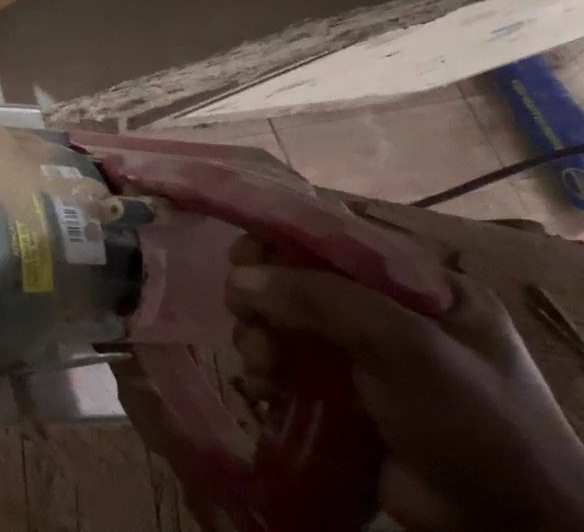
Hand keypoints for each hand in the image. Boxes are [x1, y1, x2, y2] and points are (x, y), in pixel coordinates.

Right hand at [227, 235, 583, 531]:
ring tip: (262, 371)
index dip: (281, 244)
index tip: (240, 259)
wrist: (510, 531)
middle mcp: (393, 317)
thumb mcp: (409, 348)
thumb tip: (237, 277)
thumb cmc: (475, 425)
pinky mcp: (342, 400)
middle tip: (249, 325)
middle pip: (299, 286)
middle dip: (264, 304)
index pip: (337, 244)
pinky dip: (264, 376)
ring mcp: (366, 361)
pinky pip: (284, 371)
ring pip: (283, 329)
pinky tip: (263, 392)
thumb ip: (323, 300)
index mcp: (425, 290)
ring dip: (258, 344)